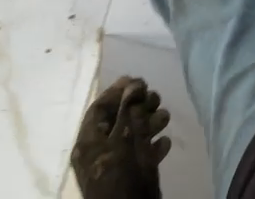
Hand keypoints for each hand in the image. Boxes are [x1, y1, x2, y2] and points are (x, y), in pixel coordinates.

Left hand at [72, 76, 170, 198]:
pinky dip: (153, 145)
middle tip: (156, 98)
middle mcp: (98, 151)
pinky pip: (140, 153)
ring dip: (150, 122)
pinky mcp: (129, 175)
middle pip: (118, 119)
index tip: (139, 79)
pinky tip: (165, 142)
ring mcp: (114, 164)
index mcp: (89, 142)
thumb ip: (128, 108)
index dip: (118, 90)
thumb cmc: (122, 174)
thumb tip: (132, 83)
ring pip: (131, 134)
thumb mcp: (125, 137)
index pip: (98, 107)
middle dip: (139, 105)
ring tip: (165, 118)